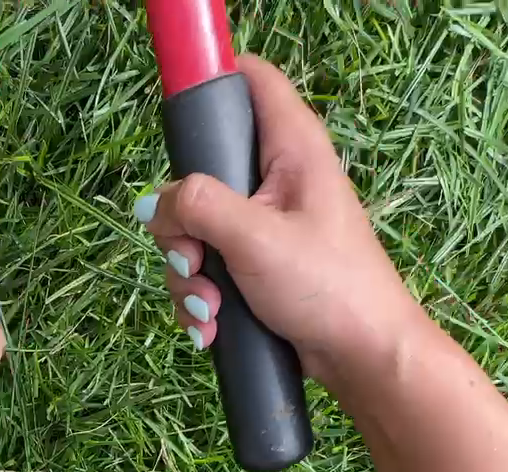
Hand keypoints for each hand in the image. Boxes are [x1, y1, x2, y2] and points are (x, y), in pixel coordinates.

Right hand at [138, 54, 432, 391]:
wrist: (356, 353)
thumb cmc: (325, 286)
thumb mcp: (255, 240)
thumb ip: (199, 208)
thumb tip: (152, 204)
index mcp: (289, 149)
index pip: (249, 82)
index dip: (211, 85)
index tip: (176, 123)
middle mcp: (271, 181)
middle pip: (197, 177)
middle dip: (180, 230)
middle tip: (193, 262)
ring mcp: (258, 227)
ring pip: (193, 235)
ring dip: (188, 279)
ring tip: (211, 311)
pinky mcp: (249, 267)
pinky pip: (203, 273)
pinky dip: (198, 302)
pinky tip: (211, 326)